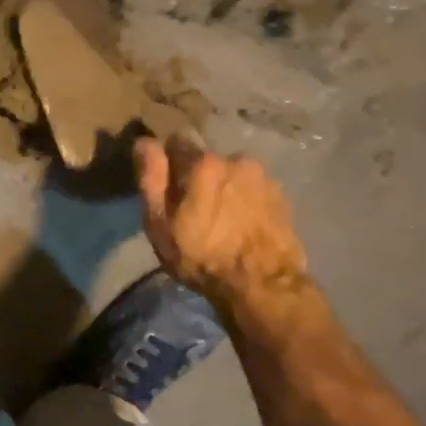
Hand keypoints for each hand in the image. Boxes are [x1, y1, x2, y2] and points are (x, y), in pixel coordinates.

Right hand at [134, 136, 309, 306]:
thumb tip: (144, 142)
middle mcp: (236, 159)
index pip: (177, 142)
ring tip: (219, 220)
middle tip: (192, 211)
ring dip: (223, 188)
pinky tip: (240, 226)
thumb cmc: (201, 255)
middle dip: (197, 177)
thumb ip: (151, 179)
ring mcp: (264, 176)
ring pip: (232, 174)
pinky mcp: (281, 195)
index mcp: (203, 163)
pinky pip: (252, 189)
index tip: (164, 188)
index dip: (167, 163)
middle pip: (207, 159)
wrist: (261, 283)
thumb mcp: (161, 223)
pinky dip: (243, 200)